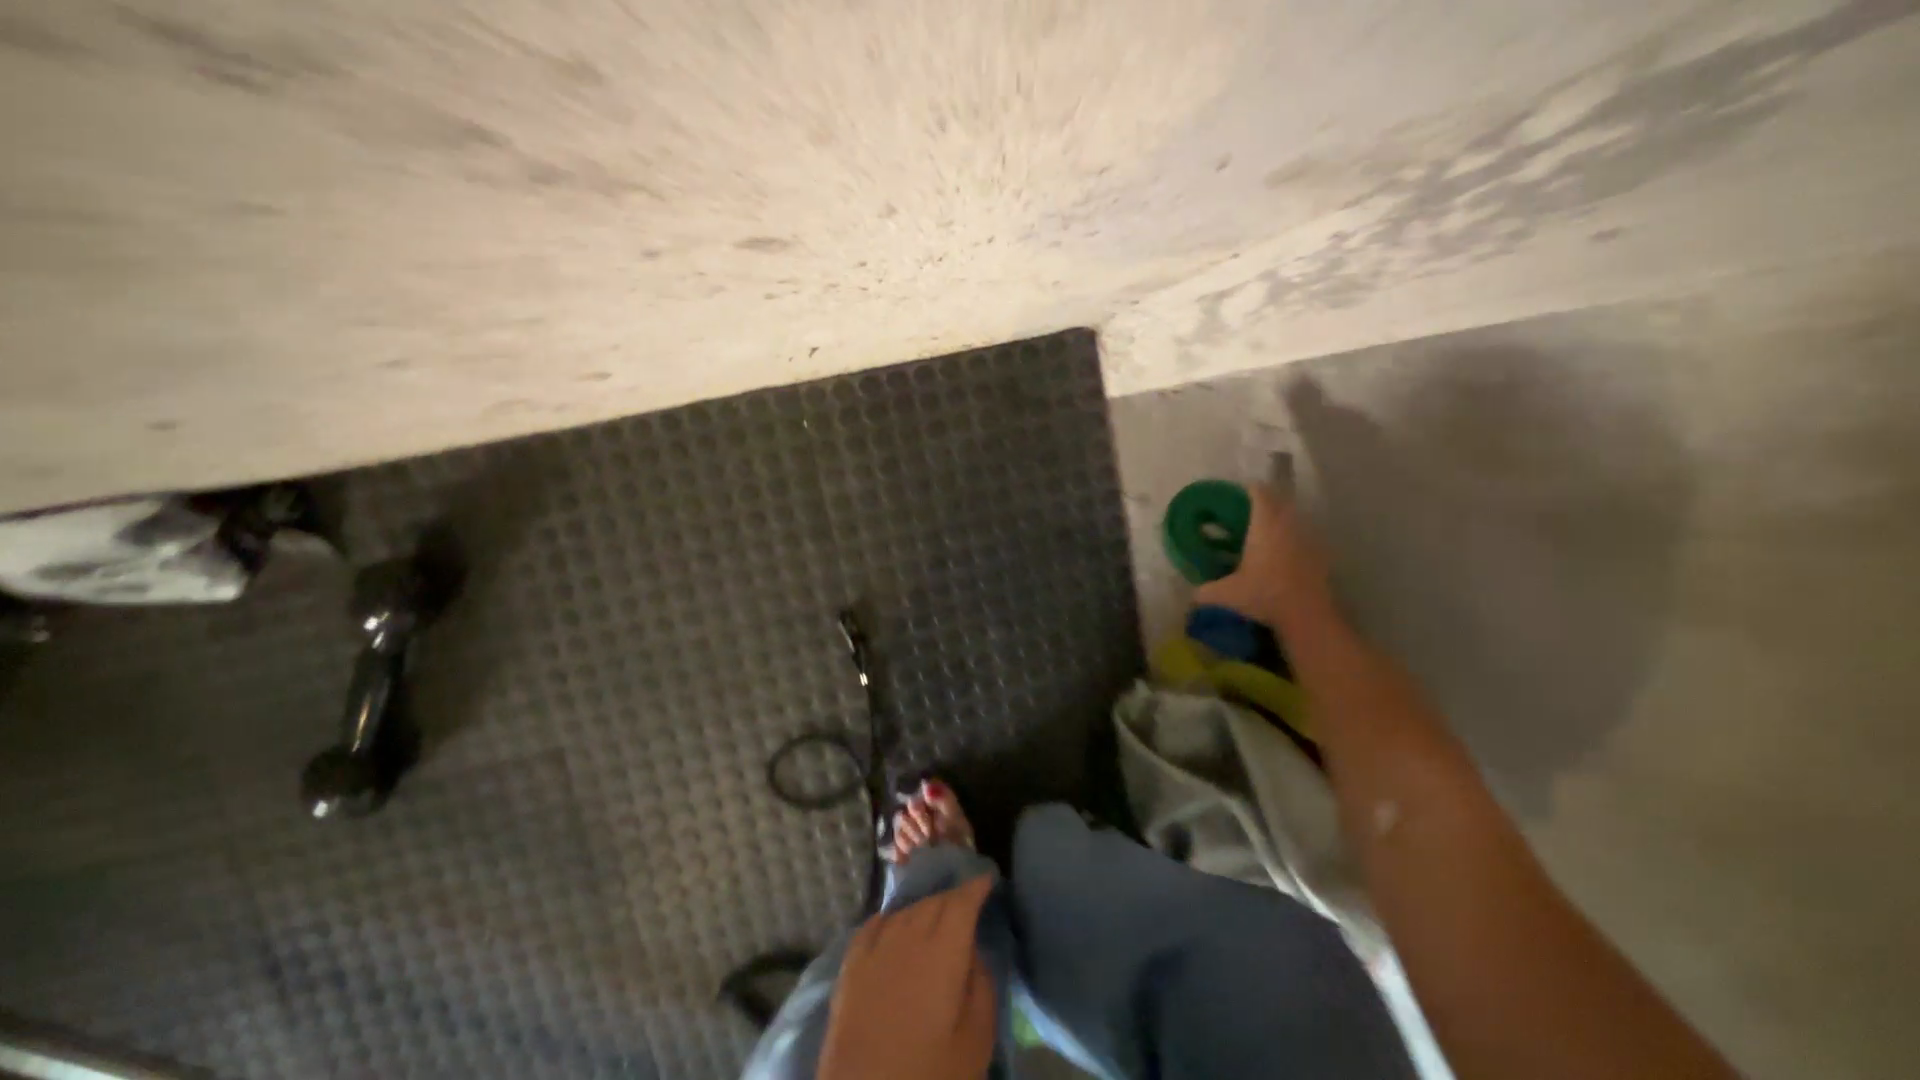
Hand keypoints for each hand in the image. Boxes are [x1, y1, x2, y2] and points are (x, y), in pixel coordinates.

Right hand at [1190, 485, 1333, 628]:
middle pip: (1279, 501)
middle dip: (1265, 504)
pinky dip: (1293, 541)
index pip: (1259, 492)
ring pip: (1293, 519)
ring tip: (1264, 537)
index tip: (1238, 496)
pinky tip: (1282, 559)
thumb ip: (1205, 592)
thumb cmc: (1265, 595)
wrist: (1308, 616)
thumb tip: (1191, 597)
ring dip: (1280, 522)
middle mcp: (1288, 524)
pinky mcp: (1321, 554)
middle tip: (1247, 516)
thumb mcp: (1227, 595)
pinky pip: (1304, 538)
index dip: (1249, 490)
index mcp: (1265, 524)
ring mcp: (1308, 538)